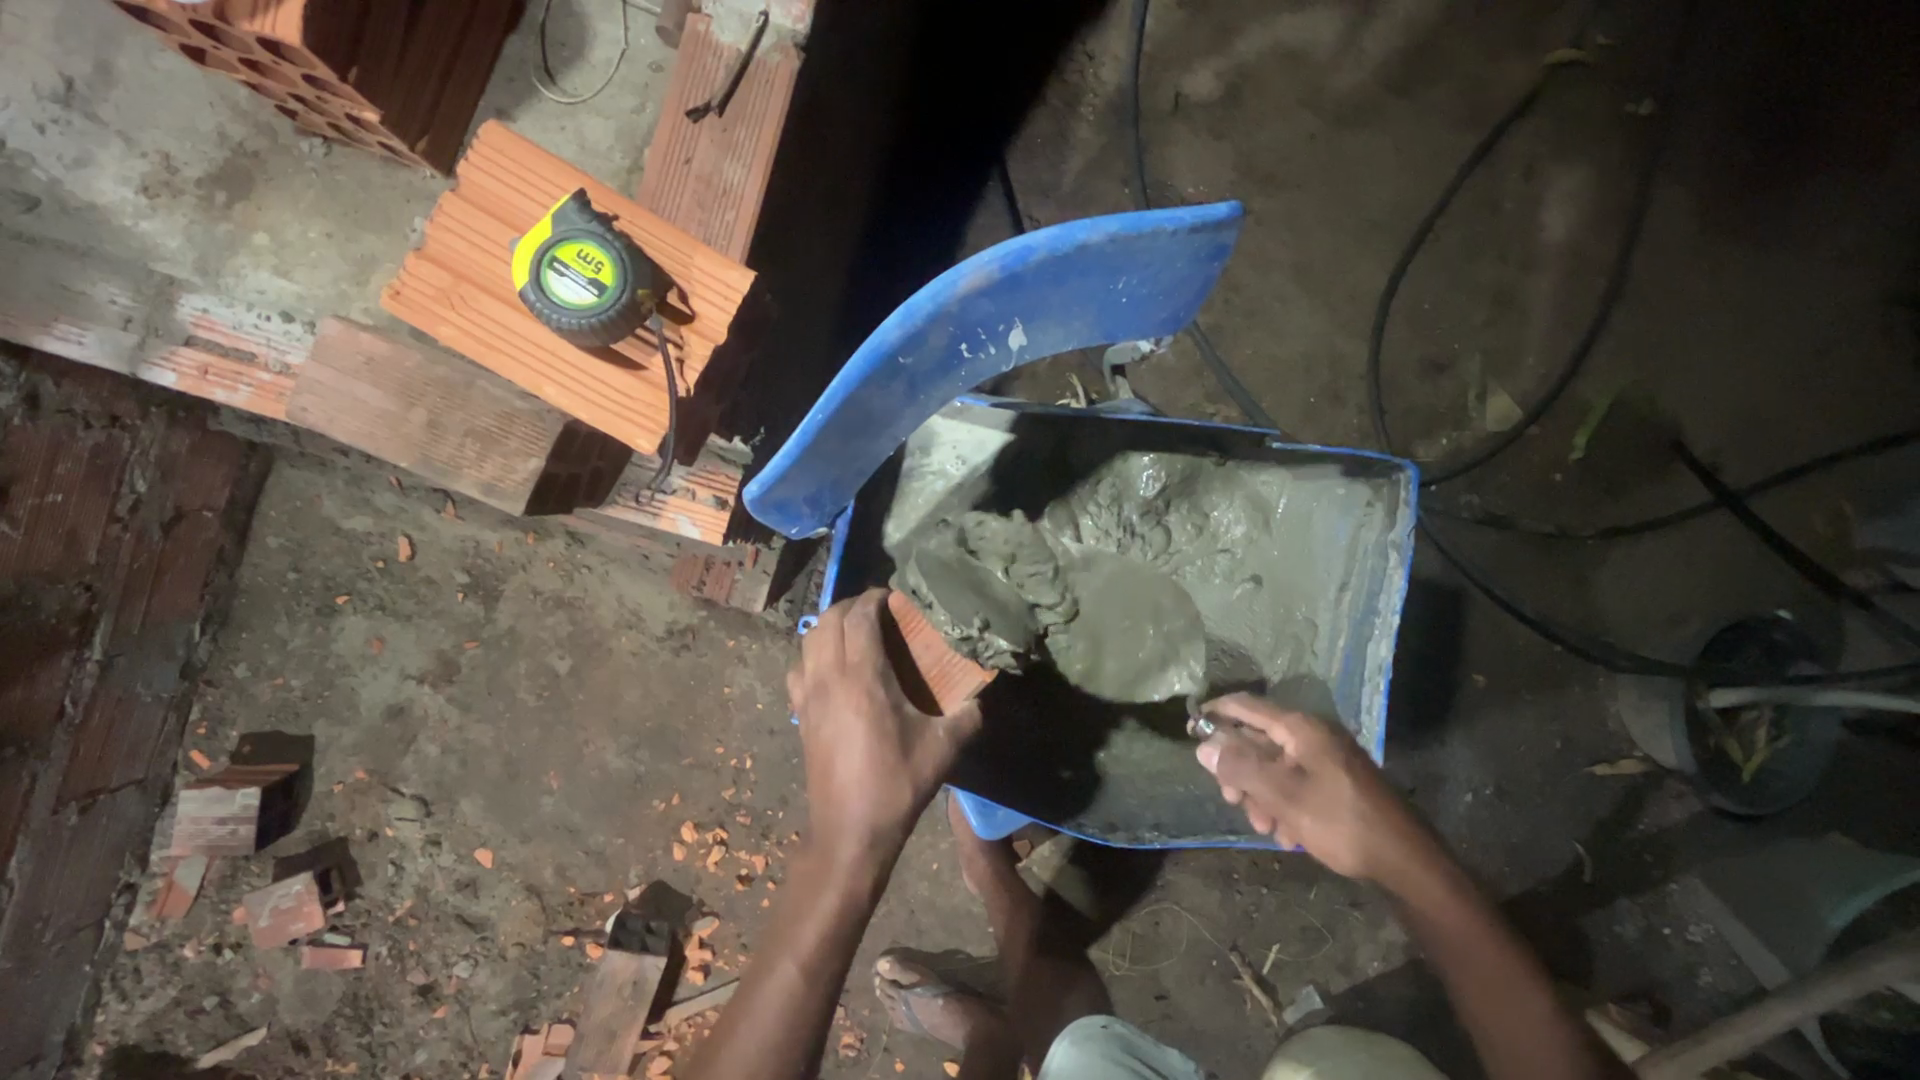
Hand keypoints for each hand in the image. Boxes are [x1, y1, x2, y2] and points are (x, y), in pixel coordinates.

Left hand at [788, 589, 983, 863]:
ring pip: (808, 641)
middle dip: (850, 605)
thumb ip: (968, 714)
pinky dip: (812, 655)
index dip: (874, 598)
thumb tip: (984, 694)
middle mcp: (829, 677)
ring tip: (853, 630)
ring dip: (829, 626)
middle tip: (876, 610)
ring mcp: (808, 696)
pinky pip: (798, 669)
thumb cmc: (897, 783)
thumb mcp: (943, 747)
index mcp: (863, 677)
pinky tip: (830, 668)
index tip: (892, 596)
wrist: (850, 830)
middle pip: (828, 620)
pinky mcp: (799, 715)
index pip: (859, 617)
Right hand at [1195, 694, 1439, 889]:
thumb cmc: (1339, 821)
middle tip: (1230, 799)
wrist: (1404, 859)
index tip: (1189, 728)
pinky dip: (1283, 805)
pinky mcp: (1336, 784)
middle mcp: (1313, 736)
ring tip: (1265, 827)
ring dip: (1260, 795)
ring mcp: (1327, 760)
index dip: (1215, 713)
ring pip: (1275, 768)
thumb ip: (1240, 766)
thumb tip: (1203, 744)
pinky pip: (1295, 785)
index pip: (1246, 706)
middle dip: (1239, 771)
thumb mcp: (1282, 794)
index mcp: (1300, 728)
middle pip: (1258, 741)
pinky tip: (1288, 834)